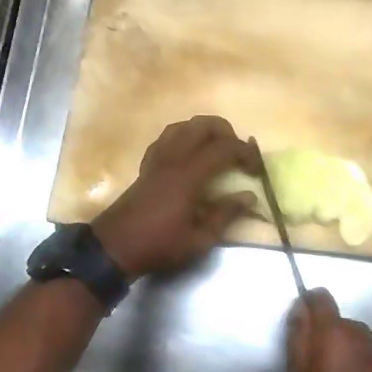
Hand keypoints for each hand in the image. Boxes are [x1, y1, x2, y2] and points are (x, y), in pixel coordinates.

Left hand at [92, 116, 252, 277]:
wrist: (115, 246)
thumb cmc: (159, 245)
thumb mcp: (200, 239)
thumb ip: (226, 214)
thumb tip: (249, 197)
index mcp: (188, 175)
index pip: (223, 148)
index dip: (245, 152)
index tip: (256, 169)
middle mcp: (172, 158)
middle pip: (202, 125)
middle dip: (226, 132)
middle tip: (237, 153)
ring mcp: (156, 159)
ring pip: (182, 126)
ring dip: (203, 131)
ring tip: (215, 150)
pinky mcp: (146, 165)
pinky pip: (166, 138)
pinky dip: (183, 138)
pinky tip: (189, 156)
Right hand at [286, 289, 371, 371]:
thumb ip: (297, 336)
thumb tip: (299, 307)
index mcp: (331, 329)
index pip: (320, 296)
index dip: (308, 302)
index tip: (301, 321)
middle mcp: (356, 329)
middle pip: (335, 318)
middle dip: (324, 331)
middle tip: (315, 360)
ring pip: (351, 334)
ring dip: (342, 345)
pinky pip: (365, 348)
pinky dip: (357, 357)